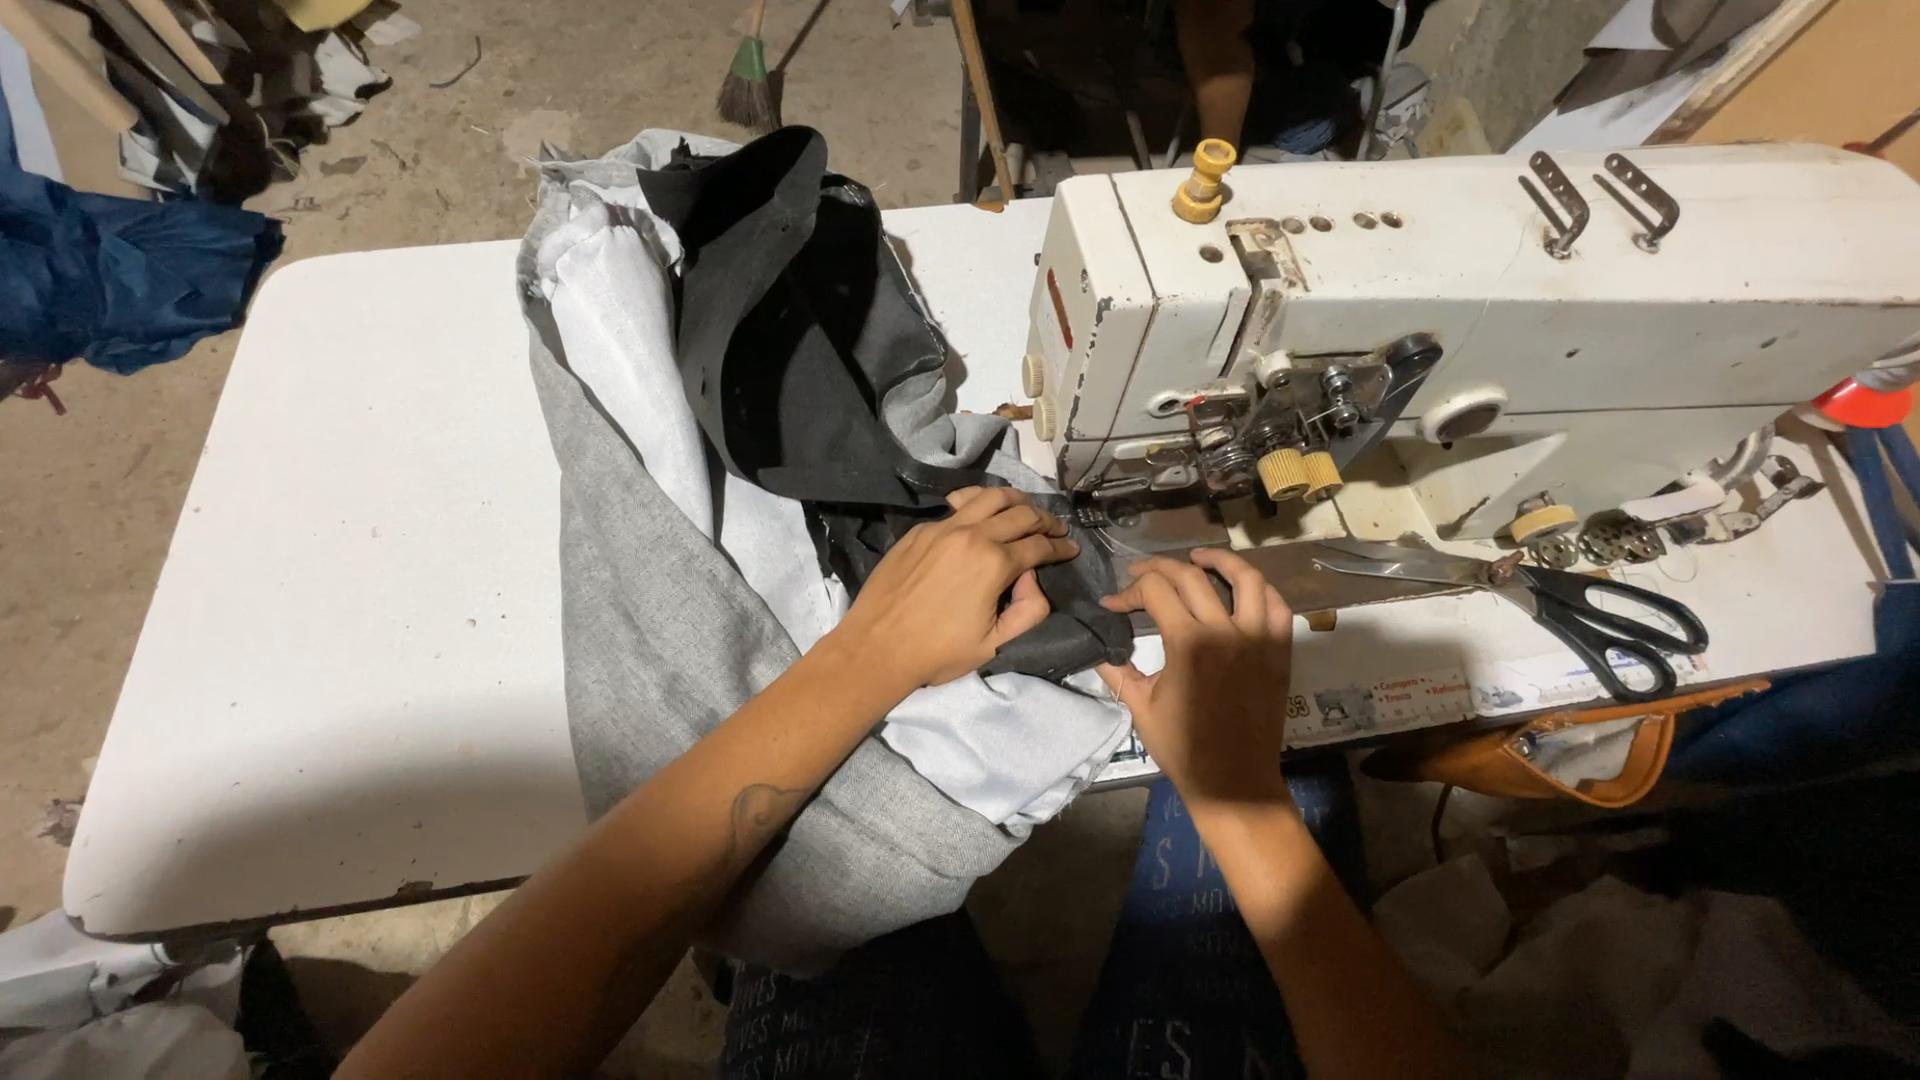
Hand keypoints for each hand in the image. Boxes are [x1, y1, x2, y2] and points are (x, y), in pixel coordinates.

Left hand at [832, 487, 1079, 690]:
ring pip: (989, 497)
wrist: (878, 647)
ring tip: (1026, 507)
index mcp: (995, 564)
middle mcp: (972, 536)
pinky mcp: (921, 530)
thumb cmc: (938, 652)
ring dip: (1015, 500)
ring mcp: (943, 528)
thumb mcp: (994, 645)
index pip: (1039, 546)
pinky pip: (958, 505)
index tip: (1072, 549)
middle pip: (1020, 514)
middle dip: (1046, 520)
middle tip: (1057, 528)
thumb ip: (1029, 611)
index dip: (1061, 547)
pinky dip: (979, 503)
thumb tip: (1034, 579)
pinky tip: (983, 509)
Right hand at [1097, 548, 1293, 806]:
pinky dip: (1259, 589)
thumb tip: (1096, 644)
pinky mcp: (1279, 650)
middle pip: (1190, 574)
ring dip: (1218, 560)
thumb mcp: (1139, 706)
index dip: (1127, 592)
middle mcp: (1225, 630)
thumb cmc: (1182, 748)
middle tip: (1139, 572)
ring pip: (1245, 578)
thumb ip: (1116, 669)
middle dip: (1158, 567)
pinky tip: (1240, 588)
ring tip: (1198, 557)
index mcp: (1188, 643)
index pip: (1154, 591)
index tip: (1112, 604)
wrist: (1233, 781)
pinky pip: (1276, 605)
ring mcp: (1258, 637)